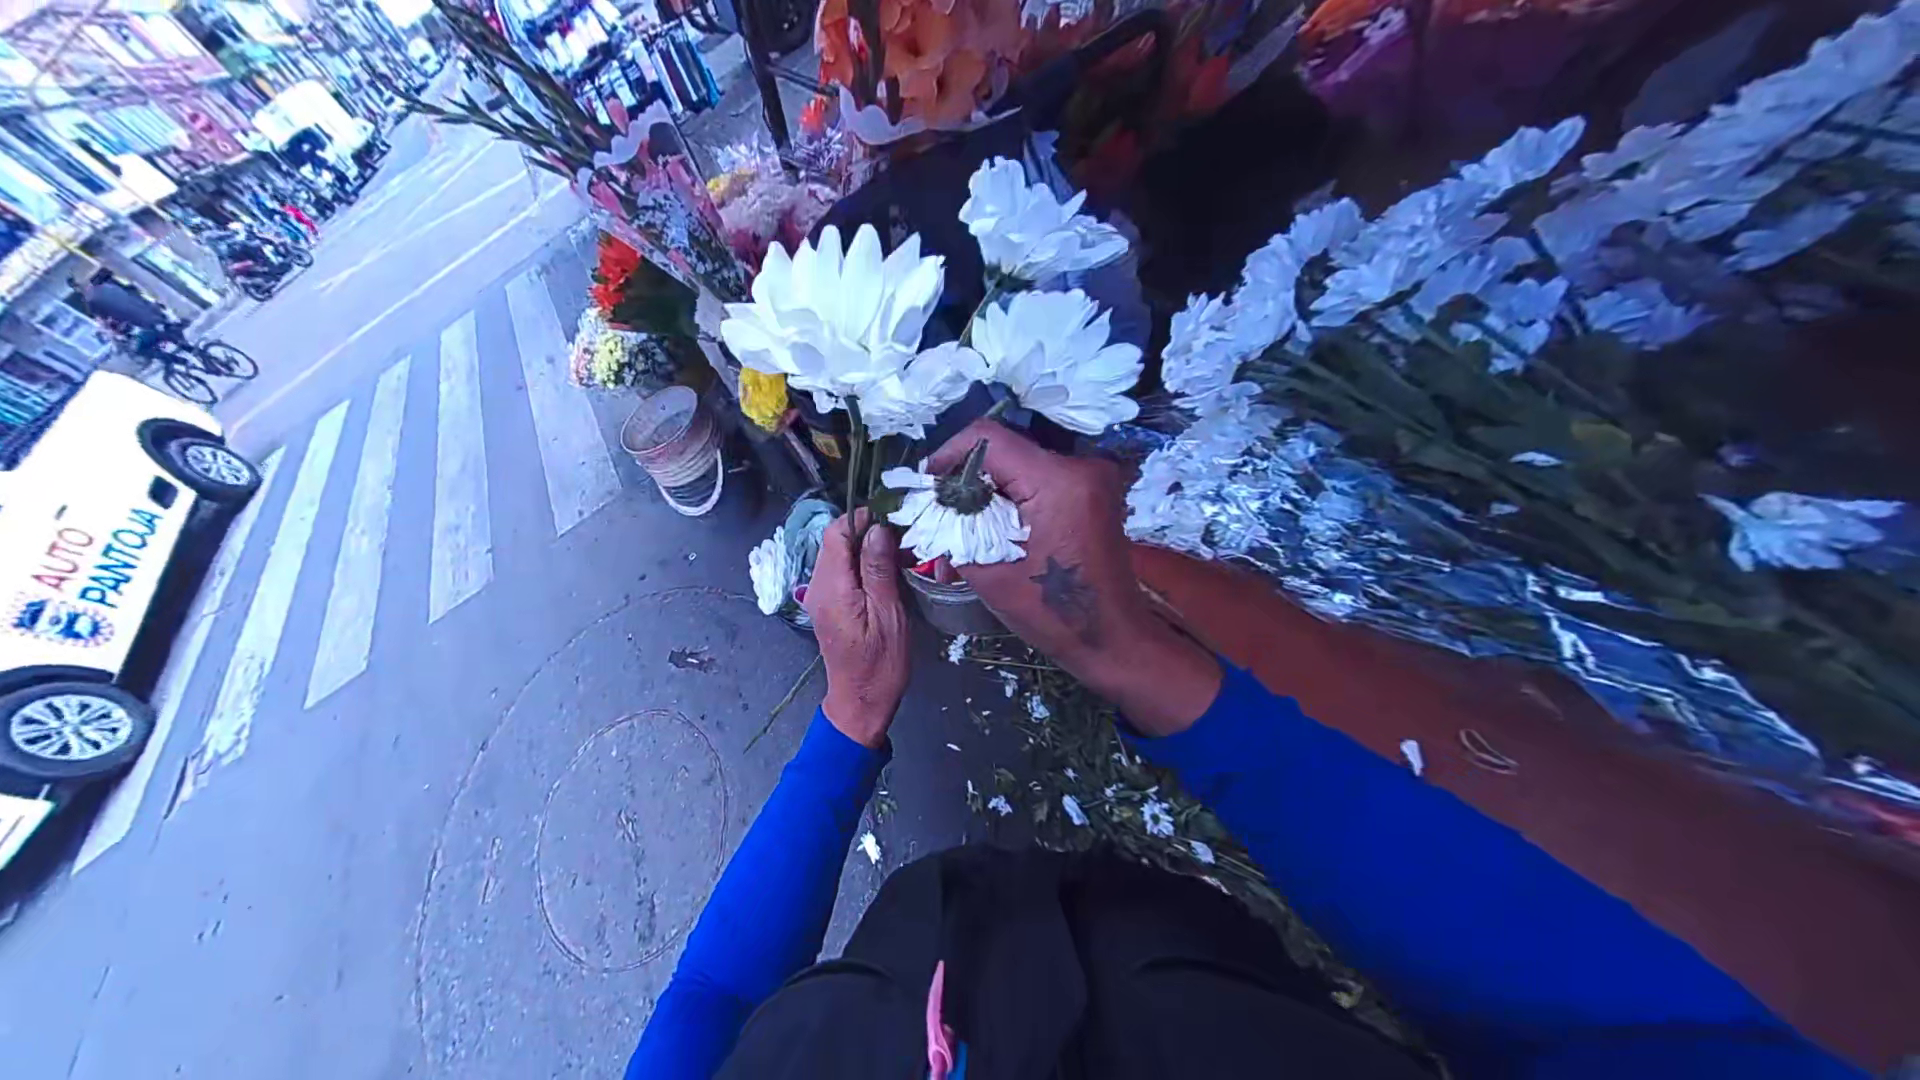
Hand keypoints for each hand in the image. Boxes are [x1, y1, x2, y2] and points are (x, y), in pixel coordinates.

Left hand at [804, 509, 911, 747]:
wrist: (861, 701)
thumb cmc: (881, 663)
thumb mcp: (888, 614)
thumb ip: (879, 569)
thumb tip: (878, 528)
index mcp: (832, 588)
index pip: (837, 532)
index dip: (863, 518)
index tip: (895, 521)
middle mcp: (818, 586)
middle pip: (836, 540)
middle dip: (868, 532)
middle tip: (904, 540)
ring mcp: (820, 595)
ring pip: (839, 554)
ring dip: (868, 548)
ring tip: (901, 557)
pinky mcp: (828, 603)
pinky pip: (842, 571)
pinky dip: (863, 564)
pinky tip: (887, 574)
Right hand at [927, 421, 1219, 734]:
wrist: (1114, 638)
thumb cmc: (1053, 614)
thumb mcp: (990, 573)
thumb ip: (956, 528)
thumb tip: (930, 503)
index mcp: (1057, 481)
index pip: (988, 439)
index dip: (949, 455)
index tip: (928, 483)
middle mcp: (1081, 466)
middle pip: (1005, 449)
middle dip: (967, 476)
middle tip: (940, 508)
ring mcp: (1093, 476)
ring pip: (1021, 463)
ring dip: (989, 488)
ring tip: (964, 522)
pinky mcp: (1094, 491)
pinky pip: (1041, 478)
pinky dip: (1014, 496)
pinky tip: (995, 525)